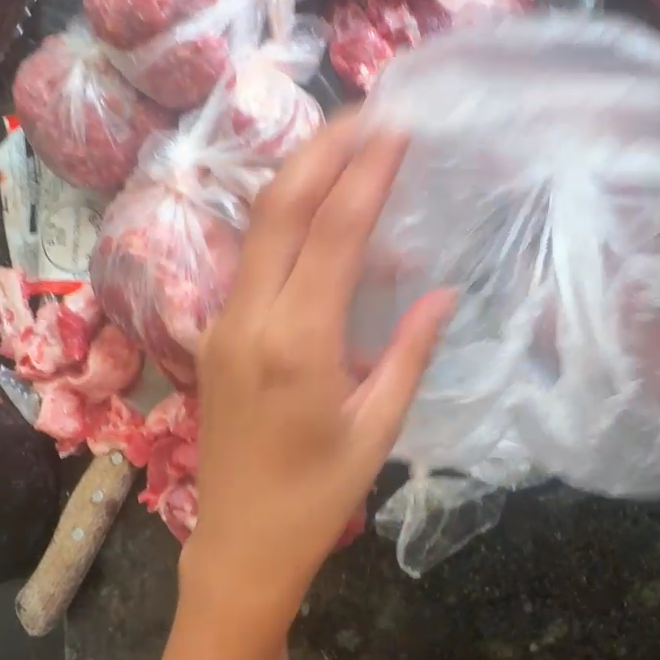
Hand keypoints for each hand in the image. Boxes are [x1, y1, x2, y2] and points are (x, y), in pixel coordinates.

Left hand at [186, 113, 454, 615]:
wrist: (240, 546)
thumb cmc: (317, 498)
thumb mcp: (377, 430)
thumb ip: (410, 353)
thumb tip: (443, 293)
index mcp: (297, 345)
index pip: (334, 235)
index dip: (367, 174)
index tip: (397, 127)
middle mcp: (250, 320)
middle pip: (281, 209)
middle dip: (324, 149)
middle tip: (370, 113)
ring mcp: (223, 325)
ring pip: (259, 229)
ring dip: (303, 180)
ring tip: (352, 149)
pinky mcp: (216, 336)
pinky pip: (254, 263)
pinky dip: (291, 229)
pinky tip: (327, 224)